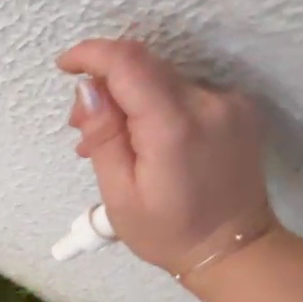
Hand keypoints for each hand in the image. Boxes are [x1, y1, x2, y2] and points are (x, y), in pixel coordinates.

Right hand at [57, 39, 275, 278]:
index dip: (92, 54)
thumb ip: (104, 136)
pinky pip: (183, 91)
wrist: (233, 247)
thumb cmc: (168, 231)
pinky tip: (142, 138)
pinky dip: (155, 105)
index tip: (66, 64)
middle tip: (82, 127)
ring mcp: (228, 102)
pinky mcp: (236, 108)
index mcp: (174, 127)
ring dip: (128, 98)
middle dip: (105, 84)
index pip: (129, 63)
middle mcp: (207, 103)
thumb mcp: (119, 194)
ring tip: (109, 141)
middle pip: (145, 67)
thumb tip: (87, 89)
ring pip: (162, 78)